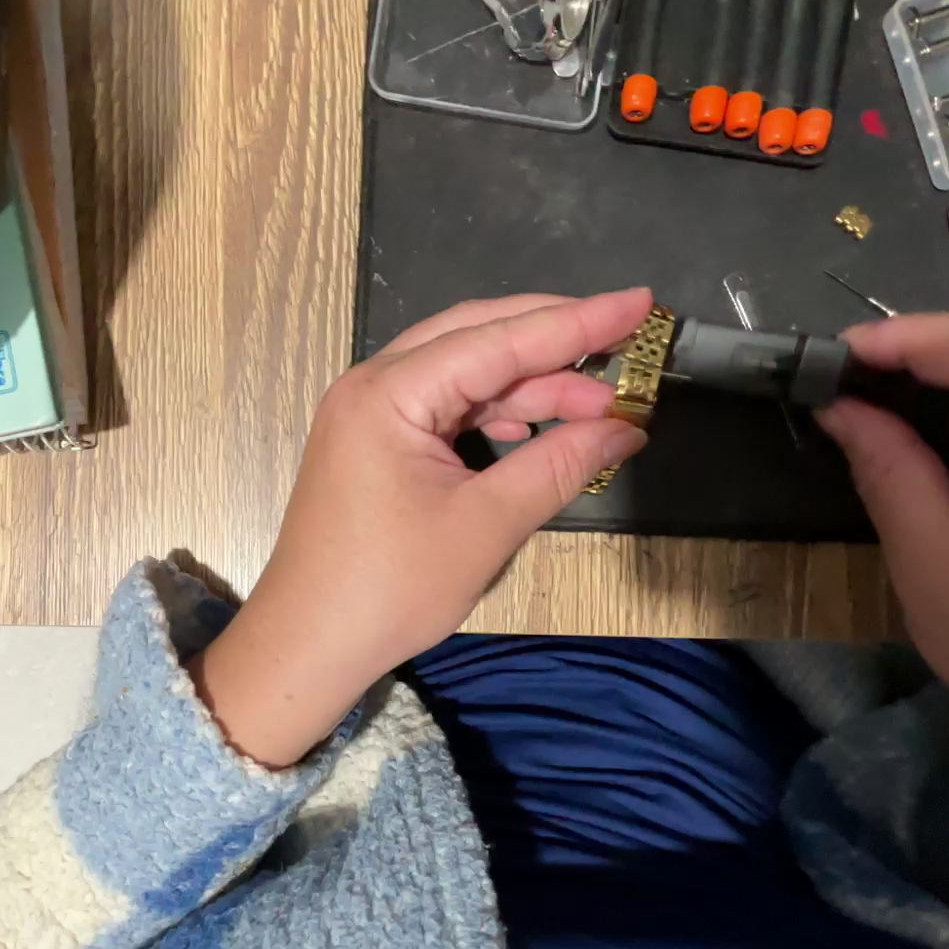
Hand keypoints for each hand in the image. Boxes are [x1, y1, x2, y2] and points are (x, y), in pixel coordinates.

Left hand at [190, 290, 653, 767]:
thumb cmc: (391, 589)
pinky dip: (493, 415)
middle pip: (475, 341)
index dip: (576, 322)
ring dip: (527, 386)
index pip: (497, 340)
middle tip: (623, 346)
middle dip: (552, 344)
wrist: (309, 645)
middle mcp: (372, 387)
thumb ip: (559, 466)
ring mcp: (368, 415)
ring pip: (462, 377)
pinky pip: (443, 410)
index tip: (639, 303)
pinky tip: (530, 429)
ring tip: (595, 404)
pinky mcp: (374, 445)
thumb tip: (627, 428)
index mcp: (389, 393)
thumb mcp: (485, 526)